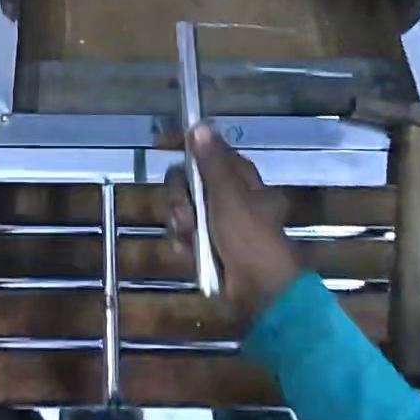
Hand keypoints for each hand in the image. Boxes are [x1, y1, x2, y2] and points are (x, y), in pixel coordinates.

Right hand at [164, 124, 301, 320]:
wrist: (261, 293)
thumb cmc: (250, 238)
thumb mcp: (229, 196)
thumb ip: (211, 162)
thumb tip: (199, 125)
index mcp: (240, 177)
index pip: (208, 149)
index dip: (184, 144)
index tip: (159, 145)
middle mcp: (227, 194)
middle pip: (187, 179)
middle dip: (180, 197)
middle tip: (188, 212)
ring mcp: (217, 219)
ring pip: (182, 206)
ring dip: (182, 222)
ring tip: (192, 238)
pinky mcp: (208, 242)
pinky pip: (183, 231)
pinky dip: (184, 241)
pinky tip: (192, 252)